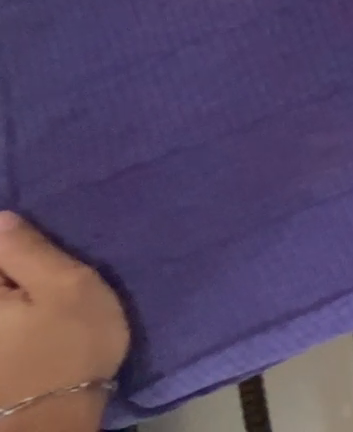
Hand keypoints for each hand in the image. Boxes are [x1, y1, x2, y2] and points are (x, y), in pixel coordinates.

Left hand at [0, 212, 127, 425]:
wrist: (54, 413)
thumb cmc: (69, 342)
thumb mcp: (67, 288)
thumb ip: (30, 251)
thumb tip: (0, 217)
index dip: (7, 233)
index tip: (27, 224)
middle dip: (10, 254)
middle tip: (34, 243)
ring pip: (2, 288)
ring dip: (15, 273)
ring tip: (33, 264)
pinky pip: (6, 303)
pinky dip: (15, 291)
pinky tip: (30, 291)